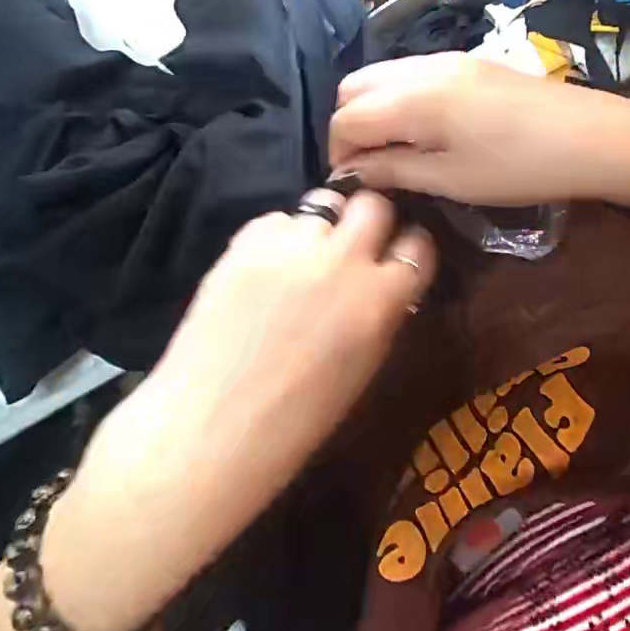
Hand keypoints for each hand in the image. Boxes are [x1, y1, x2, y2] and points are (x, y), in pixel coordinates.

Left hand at [40, 189, 433, 630]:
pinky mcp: (246, 241)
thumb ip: (378, 313)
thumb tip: (383, 283)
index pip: (418, 244)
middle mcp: (343, 260)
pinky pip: (276, 221)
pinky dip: (276, 238)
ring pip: (320, 209)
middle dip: (367, 219)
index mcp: (381, 300)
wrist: (211, 426)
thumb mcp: (361, 366)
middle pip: (372, 204)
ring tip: (296, 262)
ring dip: (317, 231)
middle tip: (350, 243)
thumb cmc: (295, 421)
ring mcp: (292, 245)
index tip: (397, 253)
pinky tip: (260, 271)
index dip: (409, 247)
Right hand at [330, 53, 629, 206]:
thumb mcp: (450, 178)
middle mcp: (420, 68)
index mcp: (413, 98)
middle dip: (349, 126)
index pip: (345, 118)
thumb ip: (392, 169)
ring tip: (394, 149)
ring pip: (380, 76)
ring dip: (372, 111)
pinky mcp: (465, 62)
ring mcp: (444, 59)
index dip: (338, 153)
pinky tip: (421, 129)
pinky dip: (396, 99)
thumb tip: (351, 172)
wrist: (596, 137)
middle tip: (369, 165)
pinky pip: (408, 74)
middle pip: (353, 88)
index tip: (352, 183)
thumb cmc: (520, 167)